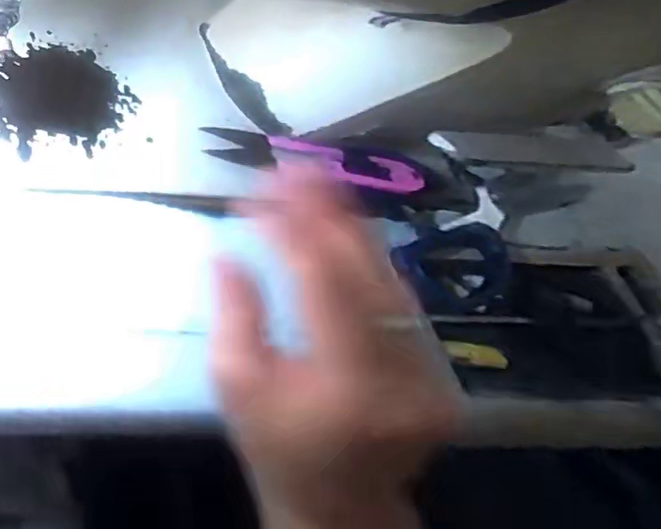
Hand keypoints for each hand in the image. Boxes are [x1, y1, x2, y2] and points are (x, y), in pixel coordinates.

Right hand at [211, 157, 460, 527]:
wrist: (343, 503)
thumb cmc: (275, 442)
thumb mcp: (234, 382)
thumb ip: (234, 315)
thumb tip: (228, 252)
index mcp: (349, 382)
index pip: (323, 286)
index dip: (289, 231)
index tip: (252, 195)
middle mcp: (402, 370)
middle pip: (365, 272)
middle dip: (324, 211)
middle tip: (287, 165)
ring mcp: (427, 368)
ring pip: (388, 276)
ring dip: (346, 220)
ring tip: (310, 177)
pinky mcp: (432, 363)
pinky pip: (395, 291)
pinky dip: (362, 248)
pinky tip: (336, 219)